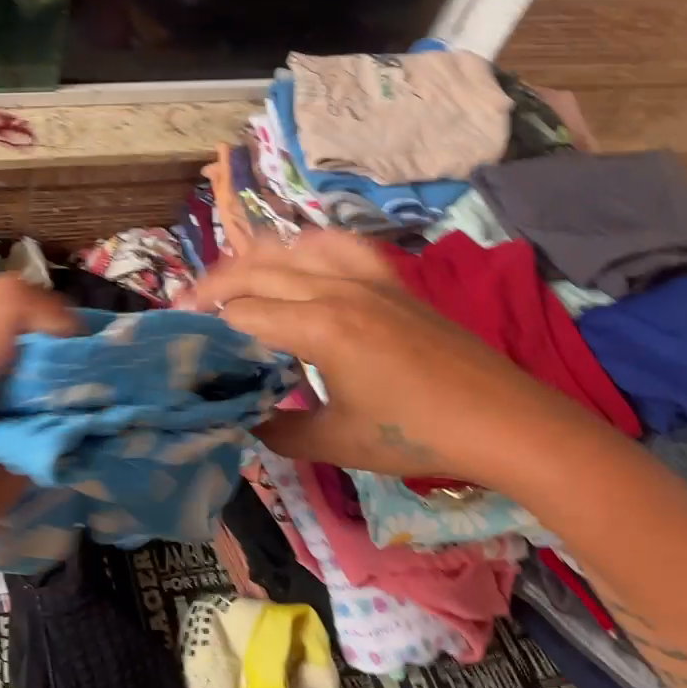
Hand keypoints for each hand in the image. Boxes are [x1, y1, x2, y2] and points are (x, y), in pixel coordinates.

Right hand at [183, 231, 593, 486]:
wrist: (505, 421)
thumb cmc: (418, 435)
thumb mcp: (339, 443)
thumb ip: (281, 431)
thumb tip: (244, 423)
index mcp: (320, 327)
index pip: (243, 312)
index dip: (206, 323)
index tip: (181, 337)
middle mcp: (336, 289)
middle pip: (256, 269)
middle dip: (214, 284)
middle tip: (188, 305)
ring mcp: (366, 278)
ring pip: (292, 248)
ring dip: (254, 260)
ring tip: (231, 280)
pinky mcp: (390, 280)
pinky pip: (338, 245)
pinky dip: (307, 245)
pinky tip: (299, 257)